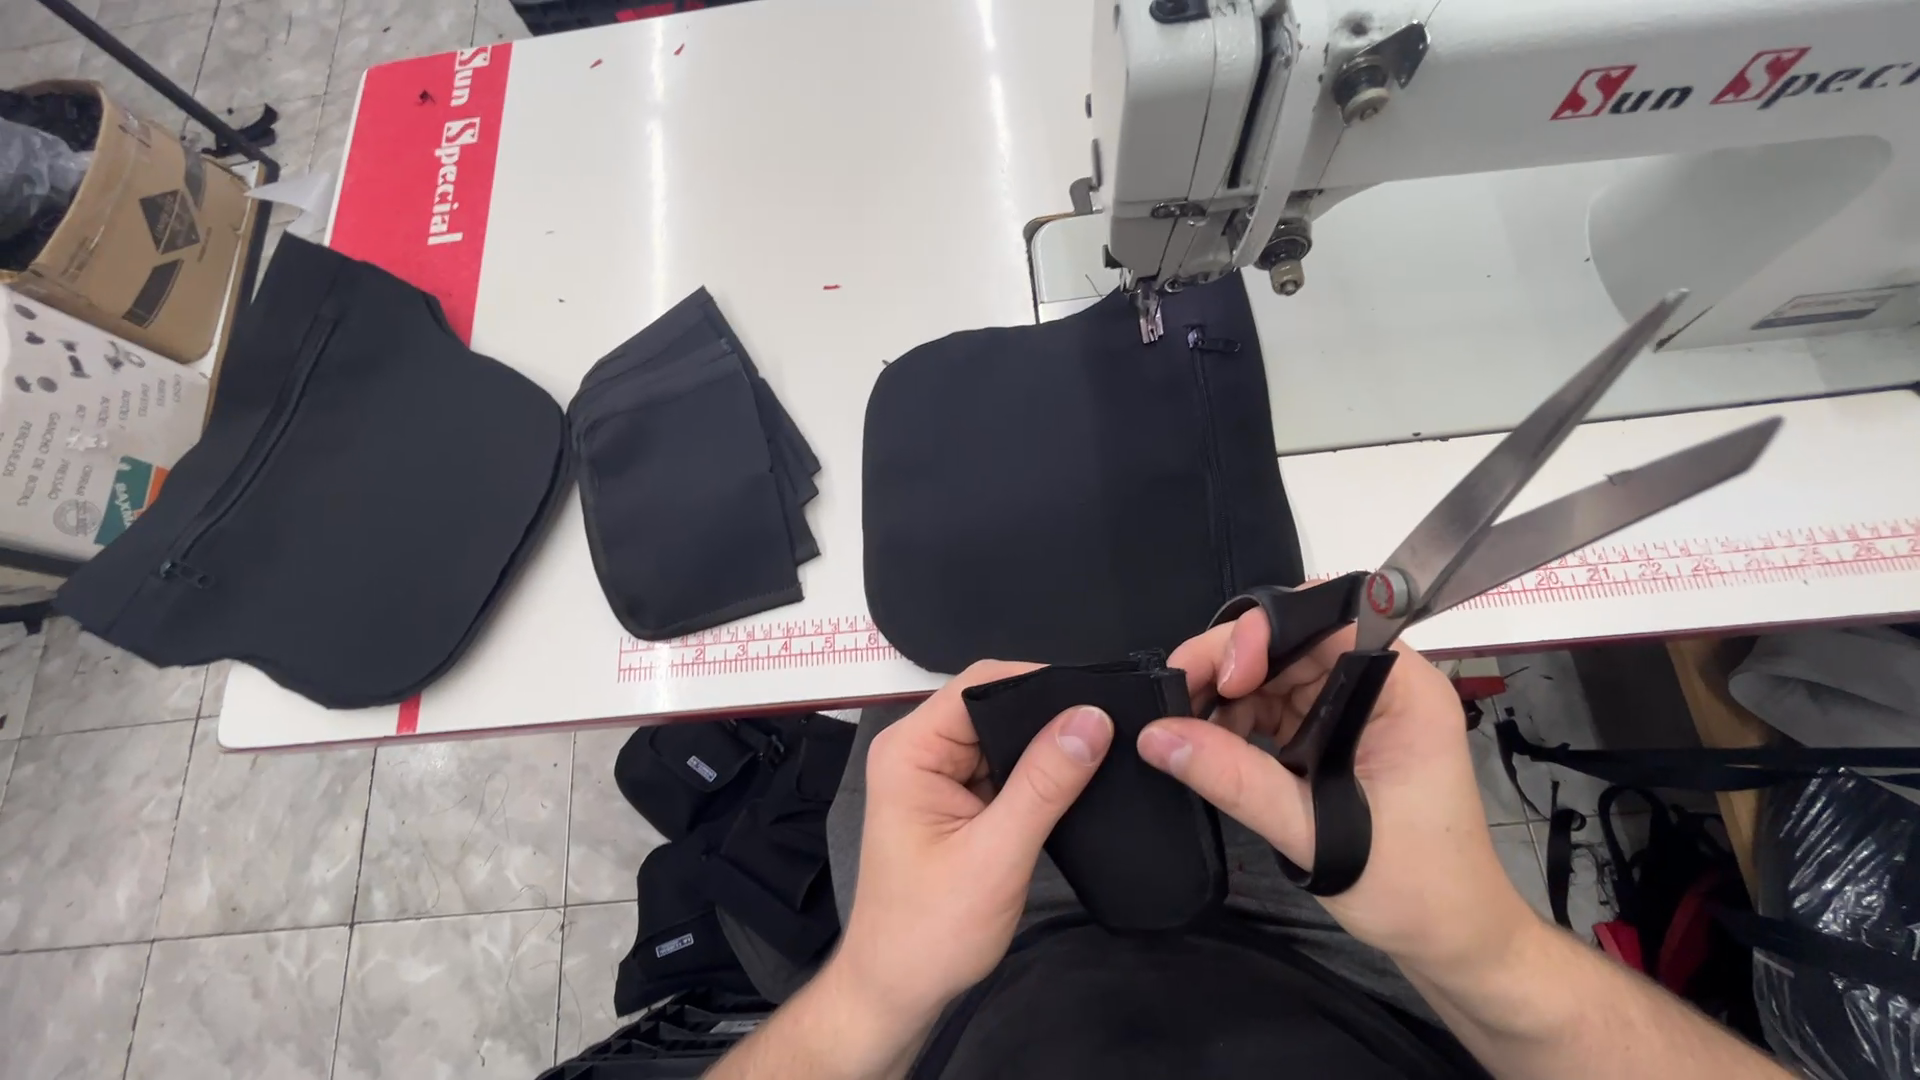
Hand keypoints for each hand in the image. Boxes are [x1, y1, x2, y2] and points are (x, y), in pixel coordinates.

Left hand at [831, 661, 1114, 1023]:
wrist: (898, 991)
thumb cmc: (932, 931)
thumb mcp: (996, 855)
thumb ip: (1045, 783)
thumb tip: (1091, 719)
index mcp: (911, 749)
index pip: (979, 685)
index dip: (1038, 681)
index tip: (1096, 696)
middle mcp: (918, 749)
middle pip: (992, 704)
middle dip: (1047, 713)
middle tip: (1110, 725)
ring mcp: (936, 773)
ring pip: (1002, 734)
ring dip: (1044, 744)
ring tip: (1101, 747)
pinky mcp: (954, 797)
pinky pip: (1003, 765)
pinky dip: (1036, 771)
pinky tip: (1073, 777)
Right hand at [1136, 612, 1537, 975]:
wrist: (1449, 940)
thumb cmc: (1412, 888)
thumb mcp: (1317, 833)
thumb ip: (1234, 779)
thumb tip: (1155, 736)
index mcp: (1401, 690)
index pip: (1326, 622)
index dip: (1264, 635)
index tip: (1222, 679)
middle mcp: (1376, 684)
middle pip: (1288, 641)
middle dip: (1227, 662)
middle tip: (1174, 697)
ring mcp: (1350, 706)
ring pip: (1271, 670)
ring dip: (1222, 691)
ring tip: (1182, 724)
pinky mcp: (1328, 731)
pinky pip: (1270, 703)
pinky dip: (1233, 718)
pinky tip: (1206, 741)